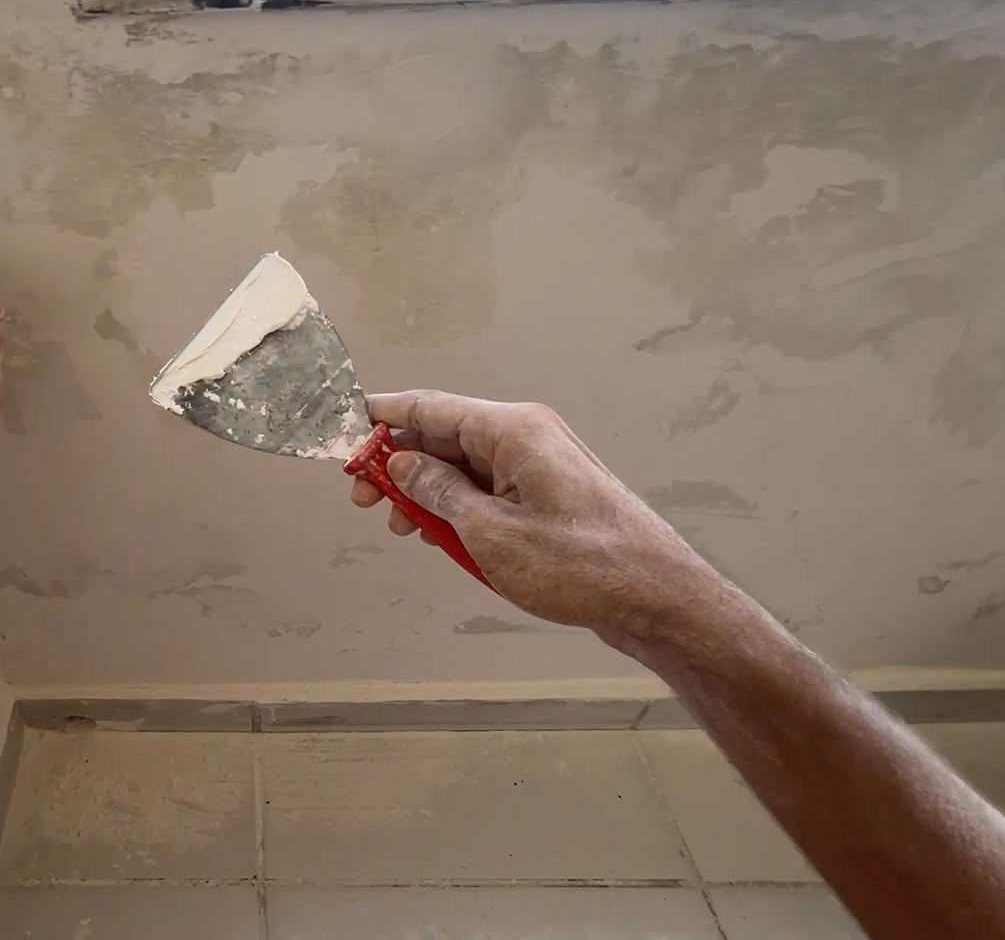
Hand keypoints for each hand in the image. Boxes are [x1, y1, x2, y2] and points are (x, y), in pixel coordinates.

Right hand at [350, 390, 727, 645]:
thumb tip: (400, 463)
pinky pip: (487, 485)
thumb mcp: (487, 531)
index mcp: (510, 429)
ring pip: (462, 464)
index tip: (346, 429)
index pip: (429, 407)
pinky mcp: (546, 489)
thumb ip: (436, 491)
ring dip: (426, 491)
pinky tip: (440, 534)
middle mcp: (523, 434)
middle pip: (443, 436)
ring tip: (403, 526)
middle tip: (366, 499)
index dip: (382, 416)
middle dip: (399, 465)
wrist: (658, 598)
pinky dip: (457, 504)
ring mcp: (537, 462)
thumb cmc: (576, 564)